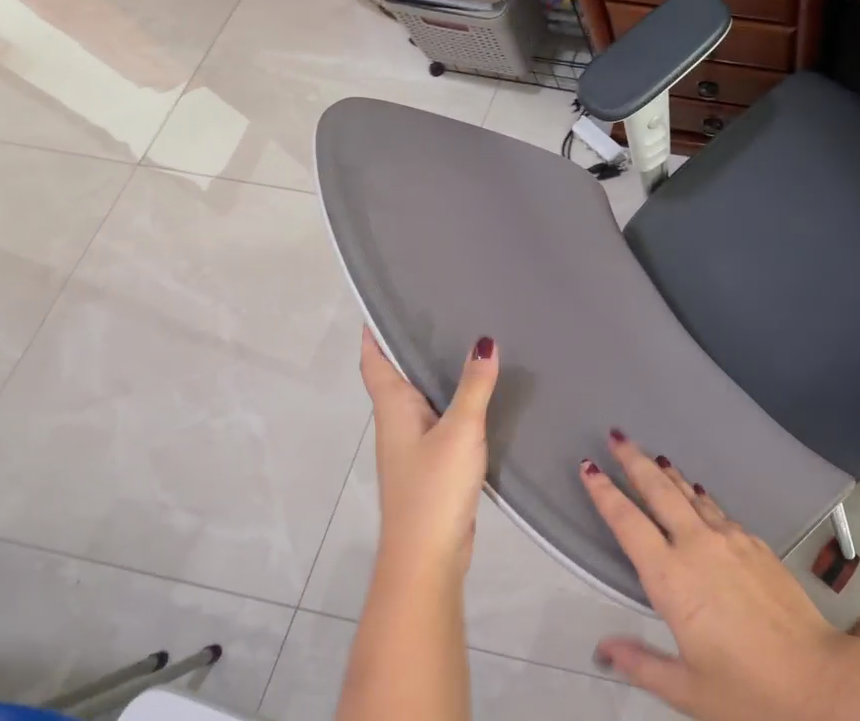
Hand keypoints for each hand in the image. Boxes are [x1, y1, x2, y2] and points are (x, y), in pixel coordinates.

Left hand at [360, 328, 498, 574]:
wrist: (427, 555)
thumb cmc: (434, 488)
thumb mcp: (460, 431)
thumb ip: (474, 386)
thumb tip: (484, 341)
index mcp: (393, 409)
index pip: (375, 363)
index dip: (374, 334)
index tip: (382, 304)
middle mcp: (397, 423)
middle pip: (398, 376)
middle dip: (411, 346)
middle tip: (440, 311)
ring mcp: (413, 446)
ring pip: (421, 399)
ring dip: (435, 374)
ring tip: (465, 344)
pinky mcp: (432, 465)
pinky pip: (440, 419)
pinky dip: (453, 400)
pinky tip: (479, 397)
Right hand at [579, 431, 850, 720]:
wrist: (815, 675)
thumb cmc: (746, 688)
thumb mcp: (684, 686)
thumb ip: (640, 662)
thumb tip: (605, 648)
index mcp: (672, 579)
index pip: (628, 525)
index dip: (605, 494)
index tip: (589, 468)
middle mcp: (699, 547)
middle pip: (660, 492)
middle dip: (636, 461)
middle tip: (617, 436)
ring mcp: (732, 540)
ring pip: (692, 495)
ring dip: (669, 474)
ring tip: (654, 457)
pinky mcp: (756, 544)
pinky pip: (718, 511)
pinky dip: (700, 497)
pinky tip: (698, 494)